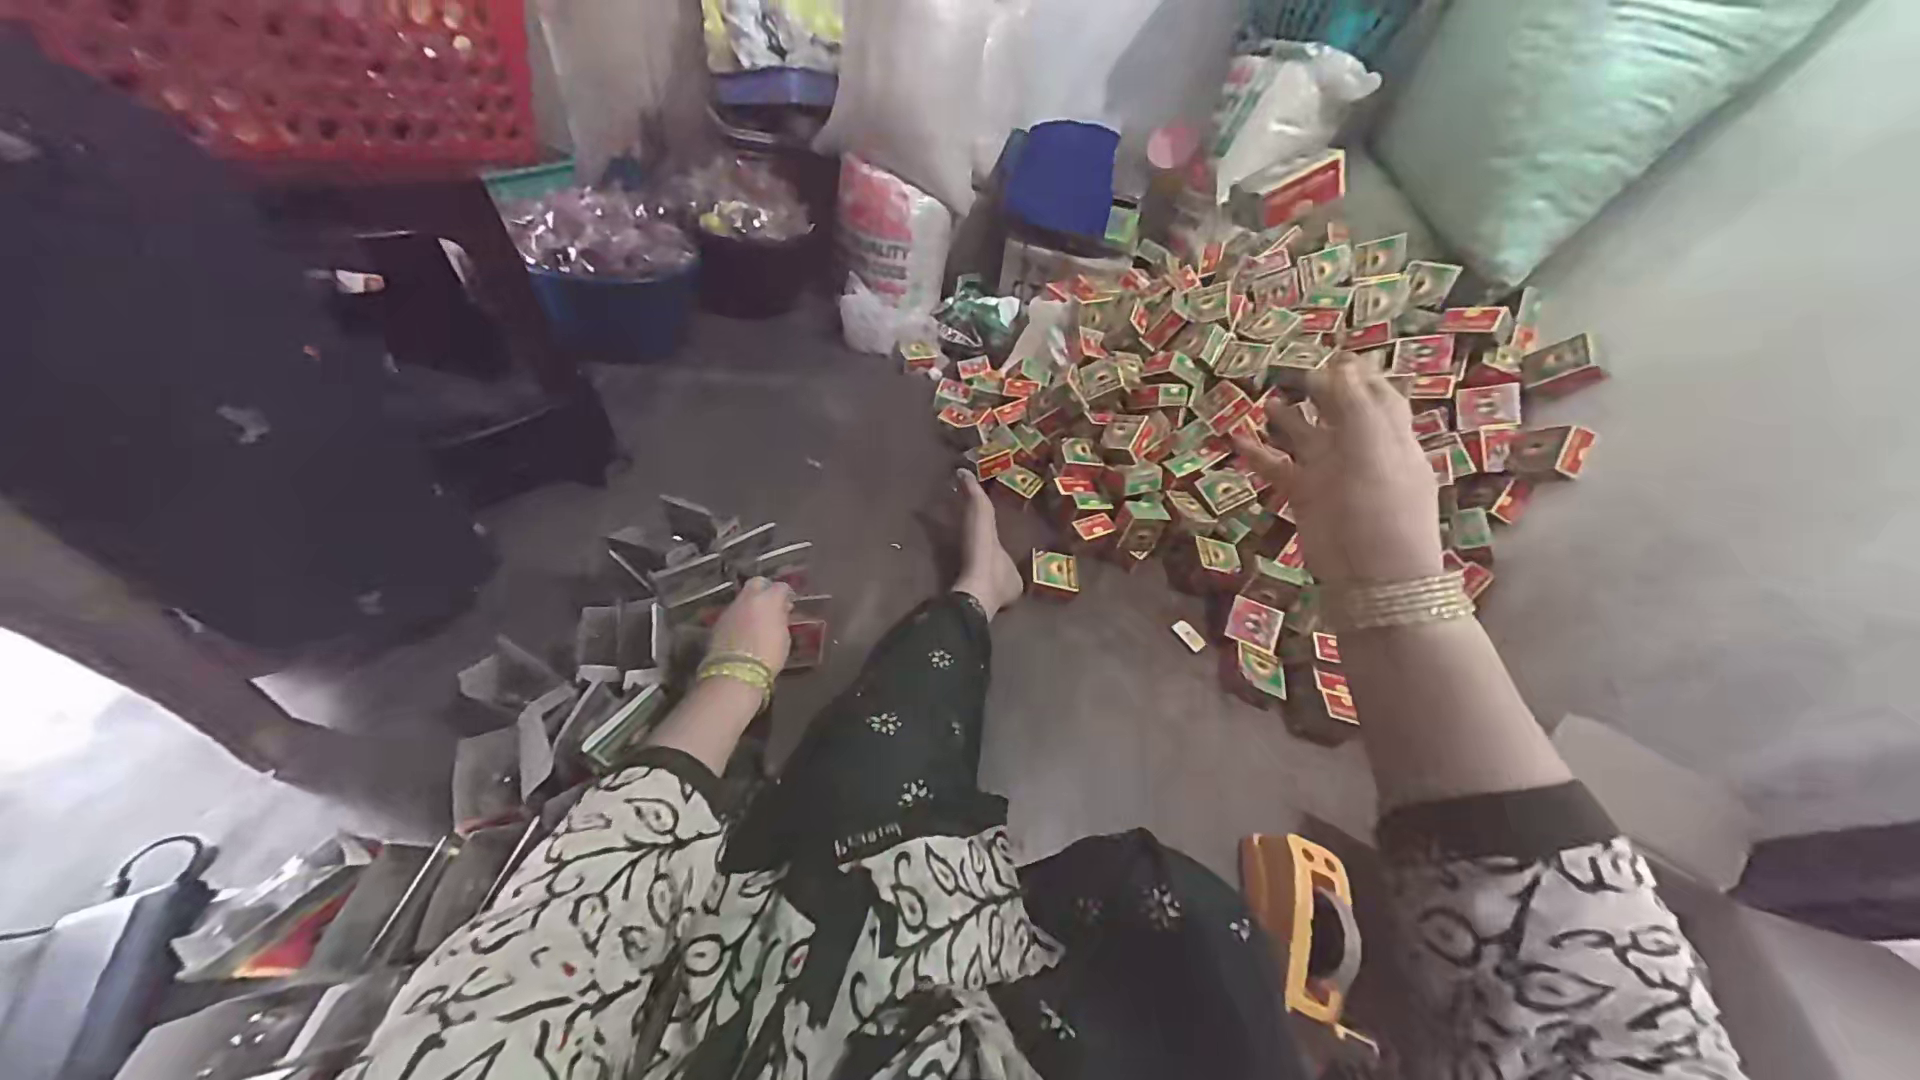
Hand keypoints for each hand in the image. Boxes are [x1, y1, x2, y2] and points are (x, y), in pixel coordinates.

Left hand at [706, 577, 794, 671]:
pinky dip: (740, 618)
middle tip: (771, 605)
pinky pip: (733, 613)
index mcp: (768, 600)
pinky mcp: (718, 623)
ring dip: (751, 605)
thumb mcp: (784, 636)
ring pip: (742, 599)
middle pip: (757, 583)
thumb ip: (781, 618)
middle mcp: (748, 599)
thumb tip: (780, 611)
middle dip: (765, 590)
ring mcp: (731, 610)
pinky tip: (744, 631)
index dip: (786, 594)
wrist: (736, 673)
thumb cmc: (769, 656)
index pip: (781, 586)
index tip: (789, 604)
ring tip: (758, 621)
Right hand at [1232, 354, 1444, 583]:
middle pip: (1337, 411)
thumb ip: (1356, 408)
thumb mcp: (1375, 452)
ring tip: (1264, 399)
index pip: (1376, 395)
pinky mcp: (1303, 495)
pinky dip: (1258, 454)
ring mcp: (1329, 473)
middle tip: (1288, 367)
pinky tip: (1237, 439)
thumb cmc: (1382, 510)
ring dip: (1286, 418)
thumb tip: (1339, 364)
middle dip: (1317, 389)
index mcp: (1387, 436)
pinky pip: (1277, 467)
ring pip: (1303, 437)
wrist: (1371, 575)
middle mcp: (1358, 450)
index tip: (1332, 351)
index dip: (1357, 373)